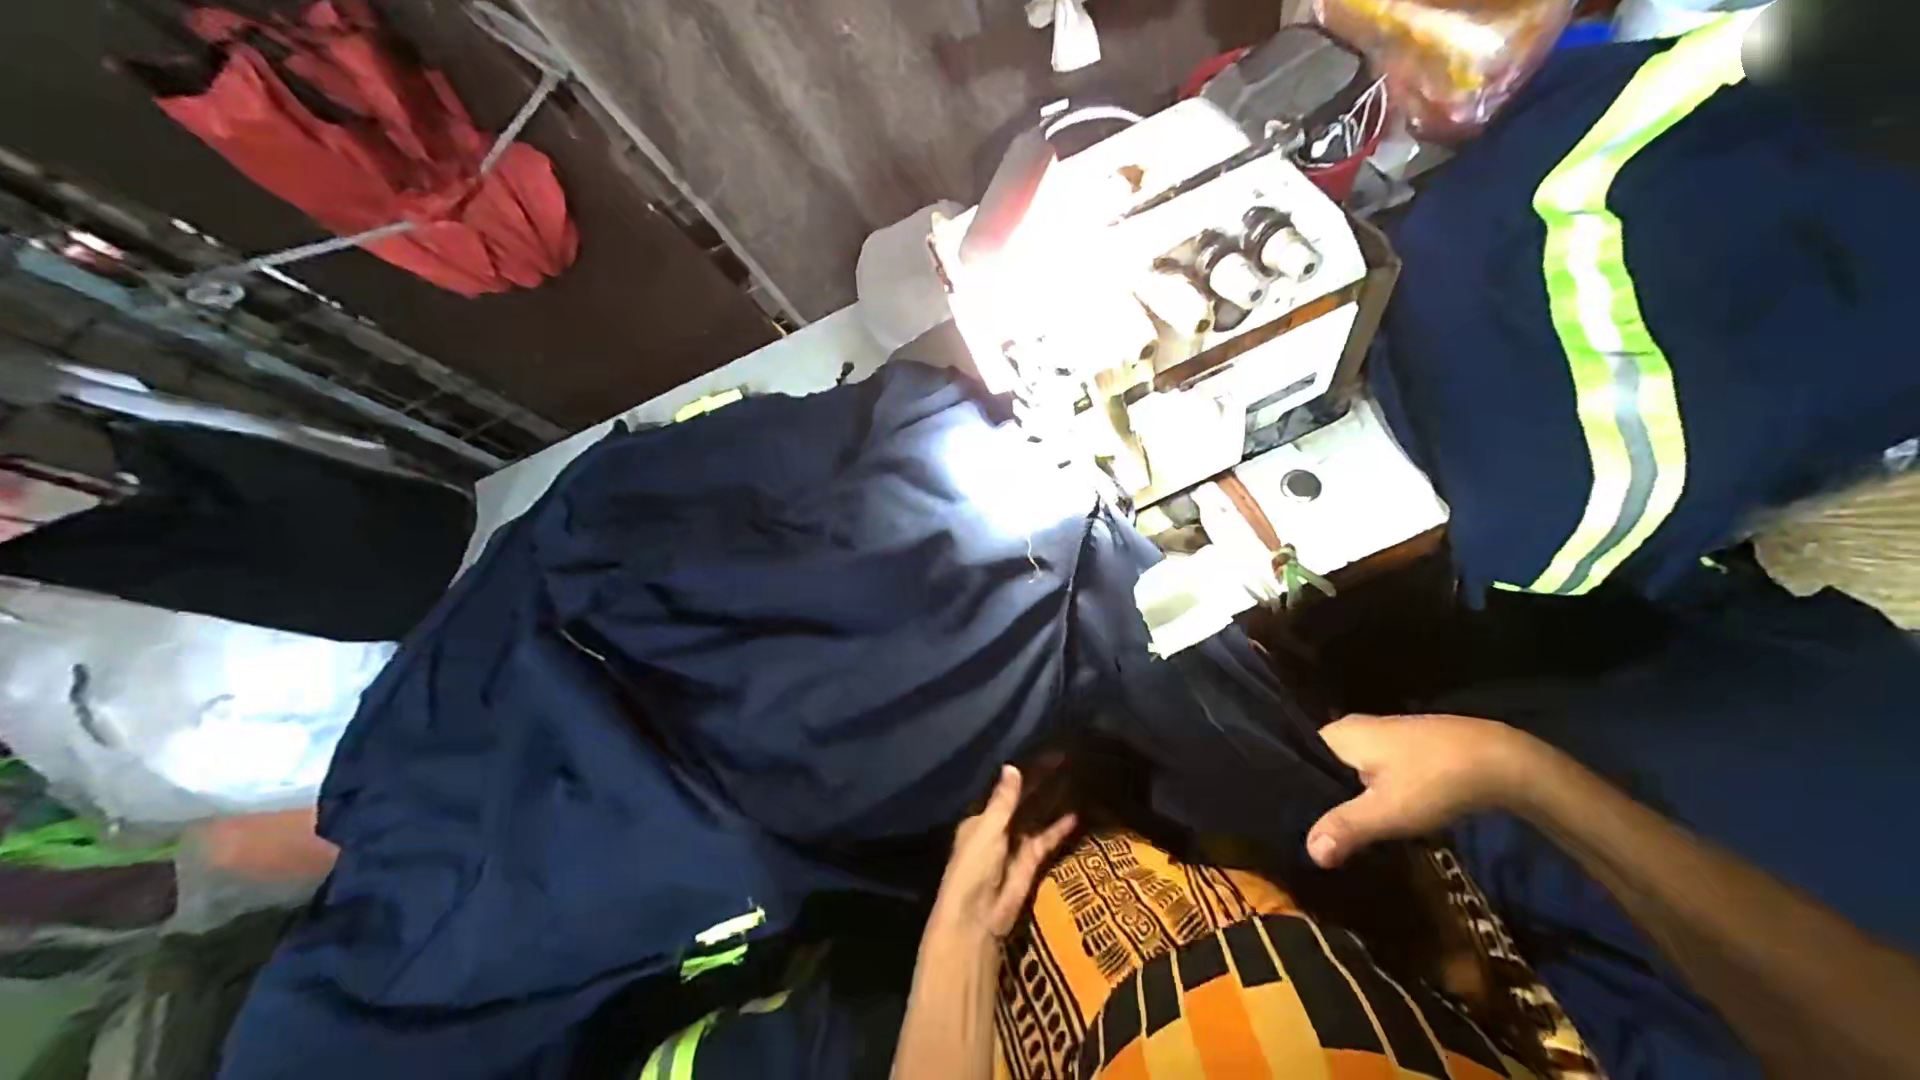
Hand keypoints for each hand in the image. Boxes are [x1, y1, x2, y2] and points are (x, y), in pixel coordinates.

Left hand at [930, 766, 1077, 941]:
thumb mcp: (988, 830)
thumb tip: (1012, 767)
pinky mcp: (1030, 863)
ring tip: (1072, 782)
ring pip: (1035, 819)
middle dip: (1039, 786)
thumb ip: (1003, 801)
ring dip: (1050, 804)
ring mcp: (1014, 846)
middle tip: (1062, 762)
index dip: (1021, 776)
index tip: (1042, 756)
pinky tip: (1074, 817)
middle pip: (1022, 803)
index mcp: (980, 820)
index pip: (1003, 792)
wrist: (977, 918)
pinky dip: (1058, 830)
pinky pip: (1045, 841)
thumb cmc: (974, 867)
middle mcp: (997, 830)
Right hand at [1307, 714, 1552, 868]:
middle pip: (1319, 765)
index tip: (1281, 817)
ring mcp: (1378, 736)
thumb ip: (1346, 827)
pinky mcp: (1401, 749)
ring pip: (1345, 770)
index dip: (1289, 788)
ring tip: (1330, 829)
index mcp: (1335, 733)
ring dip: (1342, 797)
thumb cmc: (1434, 778)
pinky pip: (1367, 771)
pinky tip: (1368, 816)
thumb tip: (1309, 852)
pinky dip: (1364, 793)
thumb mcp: (1388, 810)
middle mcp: (1350, 728)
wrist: (1503, 760)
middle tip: (1304, 830)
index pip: (1295, 758)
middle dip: (1316, 796)